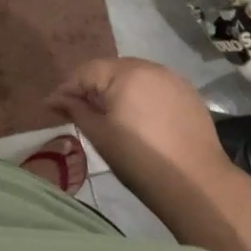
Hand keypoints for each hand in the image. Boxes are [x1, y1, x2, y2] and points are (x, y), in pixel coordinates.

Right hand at [47, 58, 230, 183]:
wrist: (196, 183)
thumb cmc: (139, 158)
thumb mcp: (99, 134)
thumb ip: (75, 110)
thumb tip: (54, 98)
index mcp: (125, 73)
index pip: (86, 71)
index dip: (68, 89)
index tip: (53, 107)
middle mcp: (150, 67)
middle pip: (111, 70)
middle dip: (93, 87)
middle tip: (80, 111)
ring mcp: (174, 79)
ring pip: (135, 77)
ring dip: (117, 91)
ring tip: (108, 115)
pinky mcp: (189, 95)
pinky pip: (155, 87)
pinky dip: (140, 97)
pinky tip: (138, 119)